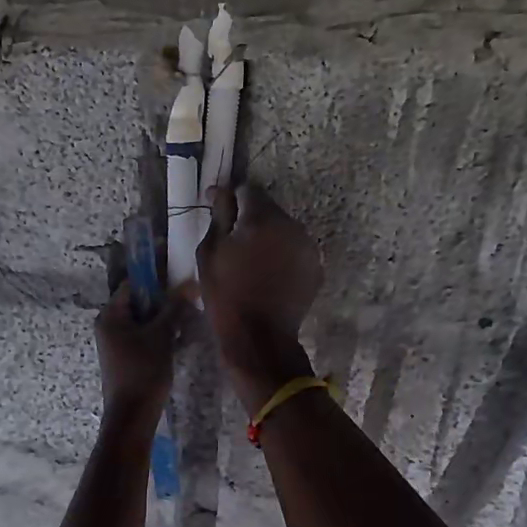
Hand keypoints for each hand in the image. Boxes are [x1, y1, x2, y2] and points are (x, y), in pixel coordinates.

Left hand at [95, 283, 186, 416]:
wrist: (132, 417)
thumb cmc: (143, 370)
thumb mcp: (161, 335)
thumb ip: (175, 307)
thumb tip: (190, 283)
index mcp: (111, 315)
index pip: (132, 285)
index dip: (155, 279)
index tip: (179, 278)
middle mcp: (110, 325)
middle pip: (140, 302)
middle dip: (165, 300)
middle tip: (190, 298)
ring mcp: (118, 342)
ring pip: (146, 320)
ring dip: (167, 318)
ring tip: (191, 316)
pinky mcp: (129, 357)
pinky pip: (146, 336)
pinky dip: (163, 334)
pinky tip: (185, 336)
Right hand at [197, 185, 322, 376]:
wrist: (259, 337)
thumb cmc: (226, 295)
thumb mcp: (210, 253)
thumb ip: (219, 216)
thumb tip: (221, 191)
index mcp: (262, 218)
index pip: (248, 190)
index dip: (232, 197)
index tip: (220, 210)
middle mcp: (292, 225)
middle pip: (269, 209)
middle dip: (251, 218)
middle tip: (234, 240)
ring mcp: (308, 247)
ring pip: (284, 229)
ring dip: (268, 236)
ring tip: (252, 259)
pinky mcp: (316, 267)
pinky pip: (295, 250)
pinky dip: (282, 254)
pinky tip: (269, 273)